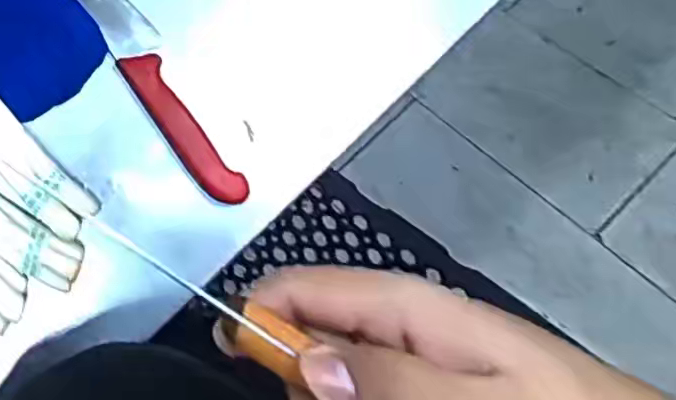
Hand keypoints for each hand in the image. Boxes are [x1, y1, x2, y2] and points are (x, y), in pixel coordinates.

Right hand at [244, 267, 664, 399]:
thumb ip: (391, 379)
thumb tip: (304, 362)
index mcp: (400, 302)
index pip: (295, 287)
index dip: (255, 315)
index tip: (235, 357)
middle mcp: (400, 319)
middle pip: (314, 330)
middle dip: (300, 369)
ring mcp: (423, 354)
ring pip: (345, 366)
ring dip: (332, 388)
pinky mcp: (440, 382)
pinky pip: (380, 383)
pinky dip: (363, 394)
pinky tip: (370, 398)